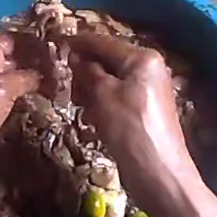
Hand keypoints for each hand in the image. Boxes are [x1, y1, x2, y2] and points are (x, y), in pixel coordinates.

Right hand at [67, 32, 198, 199]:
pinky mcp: (147, 108)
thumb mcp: (103, 96)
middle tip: (61, 74)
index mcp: (143, 57)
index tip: (56, 43)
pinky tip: (90, 113)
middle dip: (86, 67)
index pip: (104, 42)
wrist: (160, 174)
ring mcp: (151, 88)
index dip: (79, 43)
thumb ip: (88, 71)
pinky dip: (104, 100)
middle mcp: (151, 67)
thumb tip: (76, 55)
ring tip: (74, 96)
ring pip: (114, 78)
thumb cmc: (130, 130)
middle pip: (110, 59)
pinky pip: (120, 95)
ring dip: (93, 86)